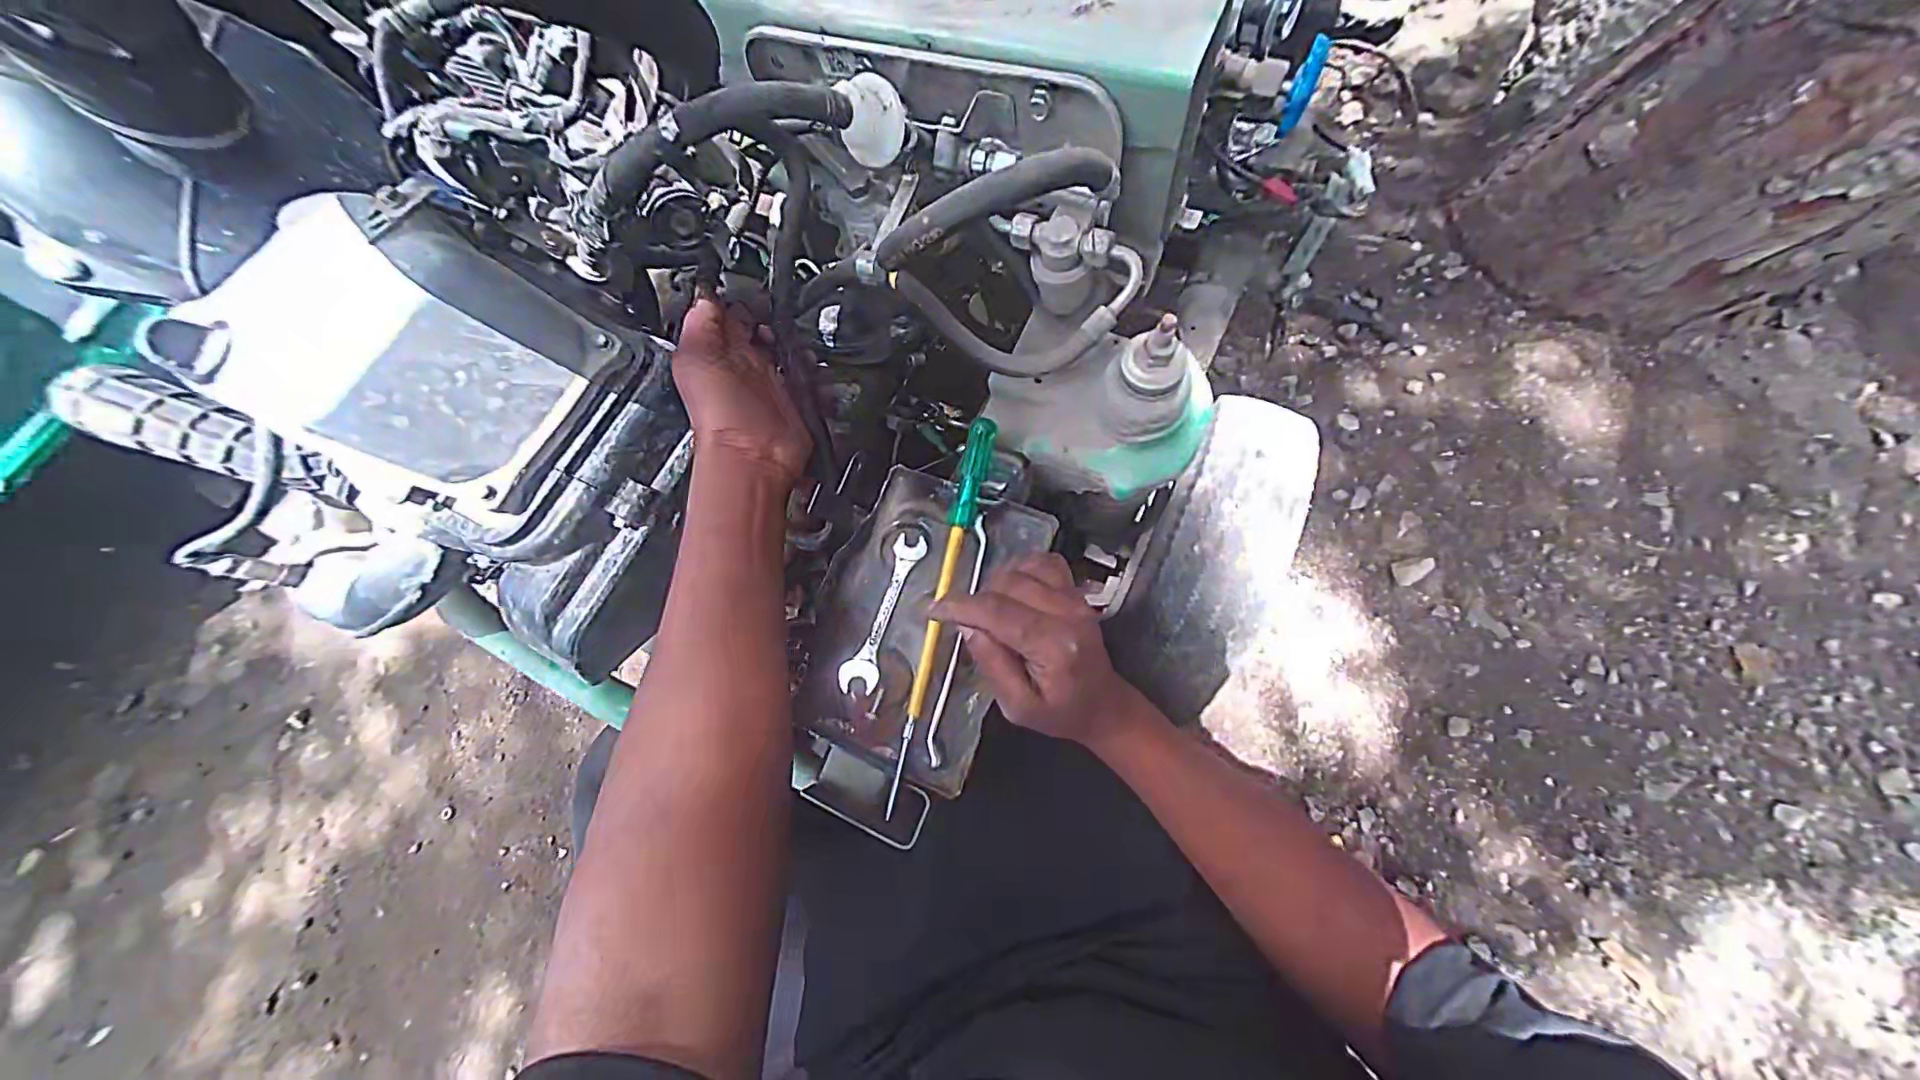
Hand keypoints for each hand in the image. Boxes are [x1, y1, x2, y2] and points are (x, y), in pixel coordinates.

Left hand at [673, 296, 810, 485]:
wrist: (753, 454)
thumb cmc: (720, 415)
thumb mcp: (693, 358)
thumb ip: (698, 324)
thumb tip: (705, 297)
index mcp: (717, 353)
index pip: (727, 314)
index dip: (736, 298)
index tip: (746, 285)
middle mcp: (746, 366)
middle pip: (762, 328)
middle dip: (771, 315)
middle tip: (775, 310)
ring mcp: (773, 383)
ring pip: (788, 349)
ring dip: (795, 341)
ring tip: (794, 337)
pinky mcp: (798, 401)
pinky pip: (810, 377)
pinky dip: (814, 370)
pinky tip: (810, 365)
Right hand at [932, 553, 1144, 746]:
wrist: (1102, 703)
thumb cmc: (1060, 712)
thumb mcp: (1018, 707)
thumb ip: (992, 665)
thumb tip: (967, 626)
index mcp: (1054, 646)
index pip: (998, 612)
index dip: (960, 606)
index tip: (933, 610)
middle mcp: (1068, 613)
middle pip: (1007, 584)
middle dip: (976, 598)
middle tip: (964, 620)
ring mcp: (1074, 598)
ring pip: (1023, 567)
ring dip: (996, 582)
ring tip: (988, 609)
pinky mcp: (1075, 591)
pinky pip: (1043, 562)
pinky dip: (1020, 568)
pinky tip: (1011, 589)